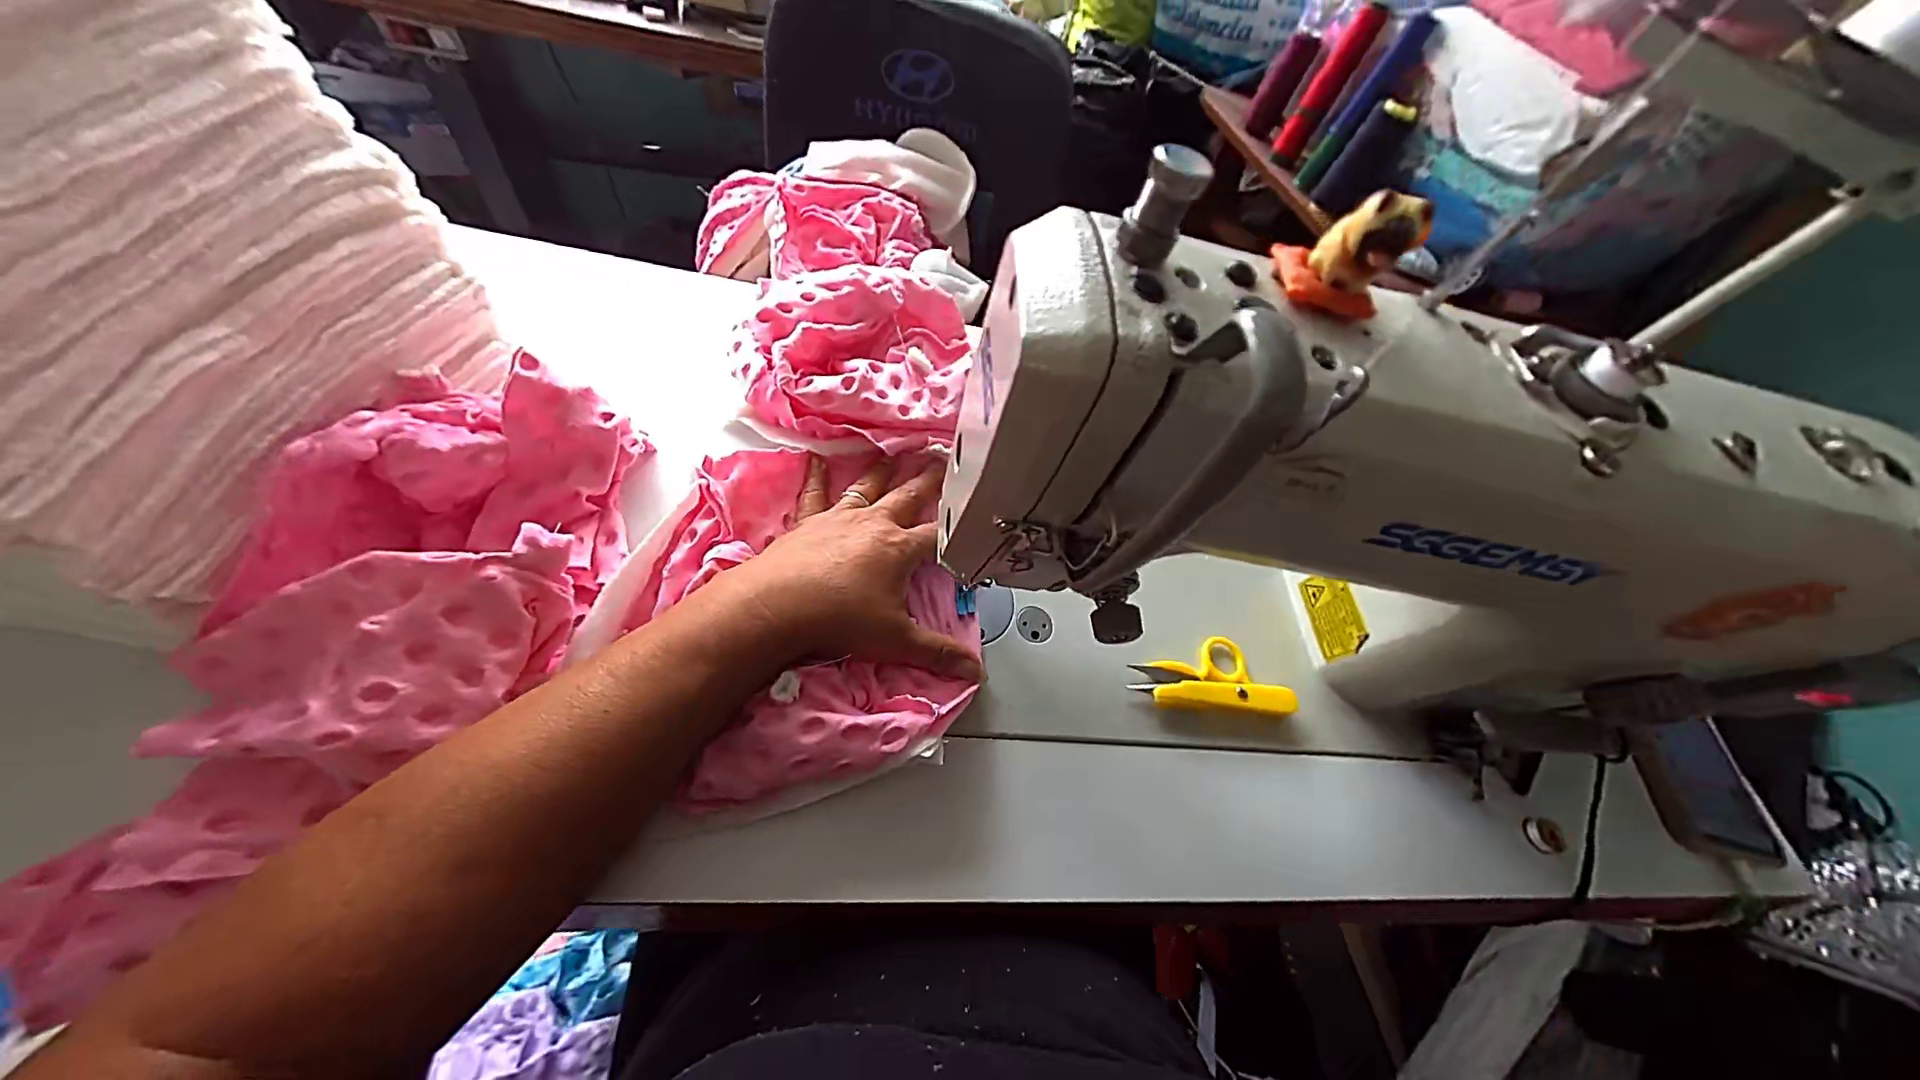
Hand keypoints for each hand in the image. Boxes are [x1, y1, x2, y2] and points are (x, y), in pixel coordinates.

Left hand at [690, 455, 982, 680]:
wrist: (777, 606)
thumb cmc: (839, 620)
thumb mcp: (896, 641)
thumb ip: (938, 653)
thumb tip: (976, 673)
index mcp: (899, 549)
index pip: (937, 533)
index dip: (956, 525)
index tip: (969, 514)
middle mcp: (873, 525)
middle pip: (908, 496)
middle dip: (928, 480)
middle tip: (942, 460)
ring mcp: (839, 519)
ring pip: (868, 487)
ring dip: (883, 471)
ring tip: (894, 455)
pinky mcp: (808, 522)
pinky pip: (815, 493)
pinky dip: (816, 476)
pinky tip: (815, 459)